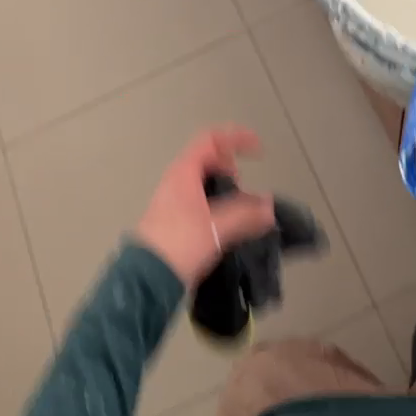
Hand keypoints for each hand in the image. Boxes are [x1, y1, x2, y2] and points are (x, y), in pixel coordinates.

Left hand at [135, 124, 276, 286]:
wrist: (146, 276)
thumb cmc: (180, 242)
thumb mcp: (217, 227)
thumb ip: (246, 215)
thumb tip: (269, 206)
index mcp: (184, 171)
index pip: (212, 139)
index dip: (236, 138)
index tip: (258, 148)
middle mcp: (176, 179)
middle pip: (207, 158)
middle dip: (230, 164)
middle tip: (243, 182)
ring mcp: (171, 198)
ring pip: (202, 179)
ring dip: (223, 185)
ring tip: (239, 206)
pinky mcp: (171, 217)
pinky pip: (198, 197)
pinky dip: (215, 200)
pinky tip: (225, 222)